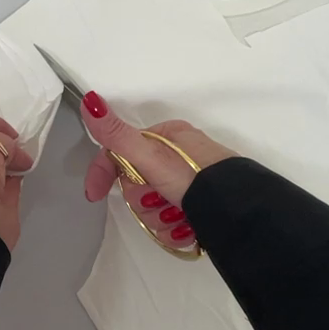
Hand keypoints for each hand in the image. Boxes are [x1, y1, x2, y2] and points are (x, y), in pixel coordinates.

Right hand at [79, 93, 237, 251]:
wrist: (240, 213)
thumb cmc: (193, 178)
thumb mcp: (150, 155)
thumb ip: (116, 134)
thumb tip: (88, 99)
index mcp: (168, 136)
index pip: (120, 151)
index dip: (103, 174)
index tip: (95, 197)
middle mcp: (180, 155)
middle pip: (137, 183)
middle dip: (142, 201)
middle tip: (157, 206)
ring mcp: (193, 181)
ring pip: (155, 204)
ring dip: (159, 219)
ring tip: (177, 221)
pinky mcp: (204, 205)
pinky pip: (175, 219)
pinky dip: (176, 229)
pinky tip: (187, 230)